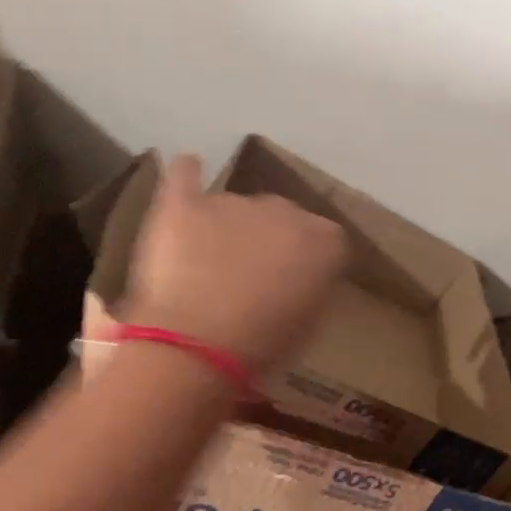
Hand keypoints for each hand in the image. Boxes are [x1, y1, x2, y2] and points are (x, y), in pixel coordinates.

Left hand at [125, 153, 346, 373]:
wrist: (196, 346)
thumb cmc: (264, 344)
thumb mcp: (311, 321)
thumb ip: (312, 286)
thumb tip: (302, 278)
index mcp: (325, 239)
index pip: (326, 239)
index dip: (308, 259)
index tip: (296, 281)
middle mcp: (286, 210)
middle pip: (281, 215)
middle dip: (269, 237)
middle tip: (251, 273)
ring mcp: (234, 202)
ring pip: (236, 205)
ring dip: (229, 226)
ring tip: (209, 260)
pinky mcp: (184, 205)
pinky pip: (186, 174)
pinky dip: (188, 171)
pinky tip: (189, 165)